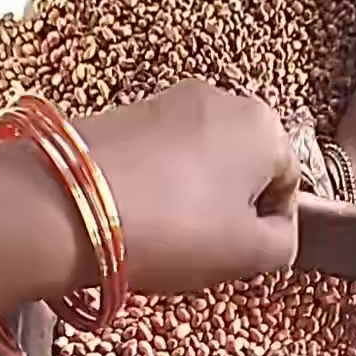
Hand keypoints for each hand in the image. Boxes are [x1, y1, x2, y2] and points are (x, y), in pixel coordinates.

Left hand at [71, 79, 300, 293]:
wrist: (67, 207)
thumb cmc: (174, 230)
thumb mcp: (248, 254)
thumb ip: (283, 245)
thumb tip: (278, 235)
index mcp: (263, 126)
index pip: (288, 185)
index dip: (270, 229)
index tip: (241, 257)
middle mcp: (221, 98)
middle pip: (242, 170)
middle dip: (230, 211)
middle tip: (204, 251)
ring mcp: (167, 100)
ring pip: (200, 164)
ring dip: (193, 201)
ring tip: (164, 237)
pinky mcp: (124, 112)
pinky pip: (160, 158)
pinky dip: (158, 188)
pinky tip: (137, 218)